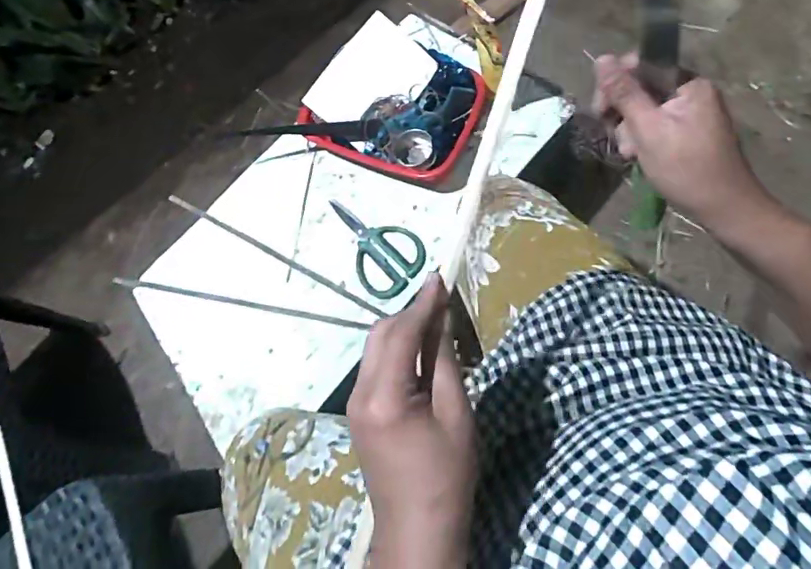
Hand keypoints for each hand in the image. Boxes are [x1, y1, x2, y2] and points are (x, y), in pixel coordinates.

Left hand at [348, 274, 475, 568]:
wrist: (418, 533)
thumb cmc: (446, 477)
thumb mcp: (455, 414)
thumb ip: (443, 360)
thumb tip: (442, 316)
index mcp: (383, 397)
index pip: (400, 333)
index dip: (422, 303)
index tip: (440, 277)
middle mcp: (360, 394)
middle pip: (380, 334)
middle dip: (409, 313)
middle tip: (440, 299)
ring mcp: (355, 403)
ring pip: (375, 347)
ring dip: (402, 329)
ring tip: (434, 318)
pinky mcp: (359, 412)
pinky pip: (376, 365)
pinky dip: (396, 349)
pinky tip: (419, 348)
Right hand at [592, 53, 783, 242]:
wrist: (727, 212)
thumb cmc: (687, 169)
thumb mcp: (648, 129)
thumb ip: (624, 93)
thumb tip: (602, 58)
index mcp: (689, 84)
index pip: (641, 65)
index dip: (615, 82)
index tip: (601, 109)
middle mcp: (691, 91)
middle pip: (640, 86)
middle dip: (622, 110)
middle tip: (611, 133)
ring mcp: (690, 112)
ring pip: (643, 107)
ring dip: (629, 128)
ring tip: (630, 153)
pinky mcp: (687, 131)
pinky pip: (655, 123)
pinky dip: (642, 137)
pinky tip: (638, 155)